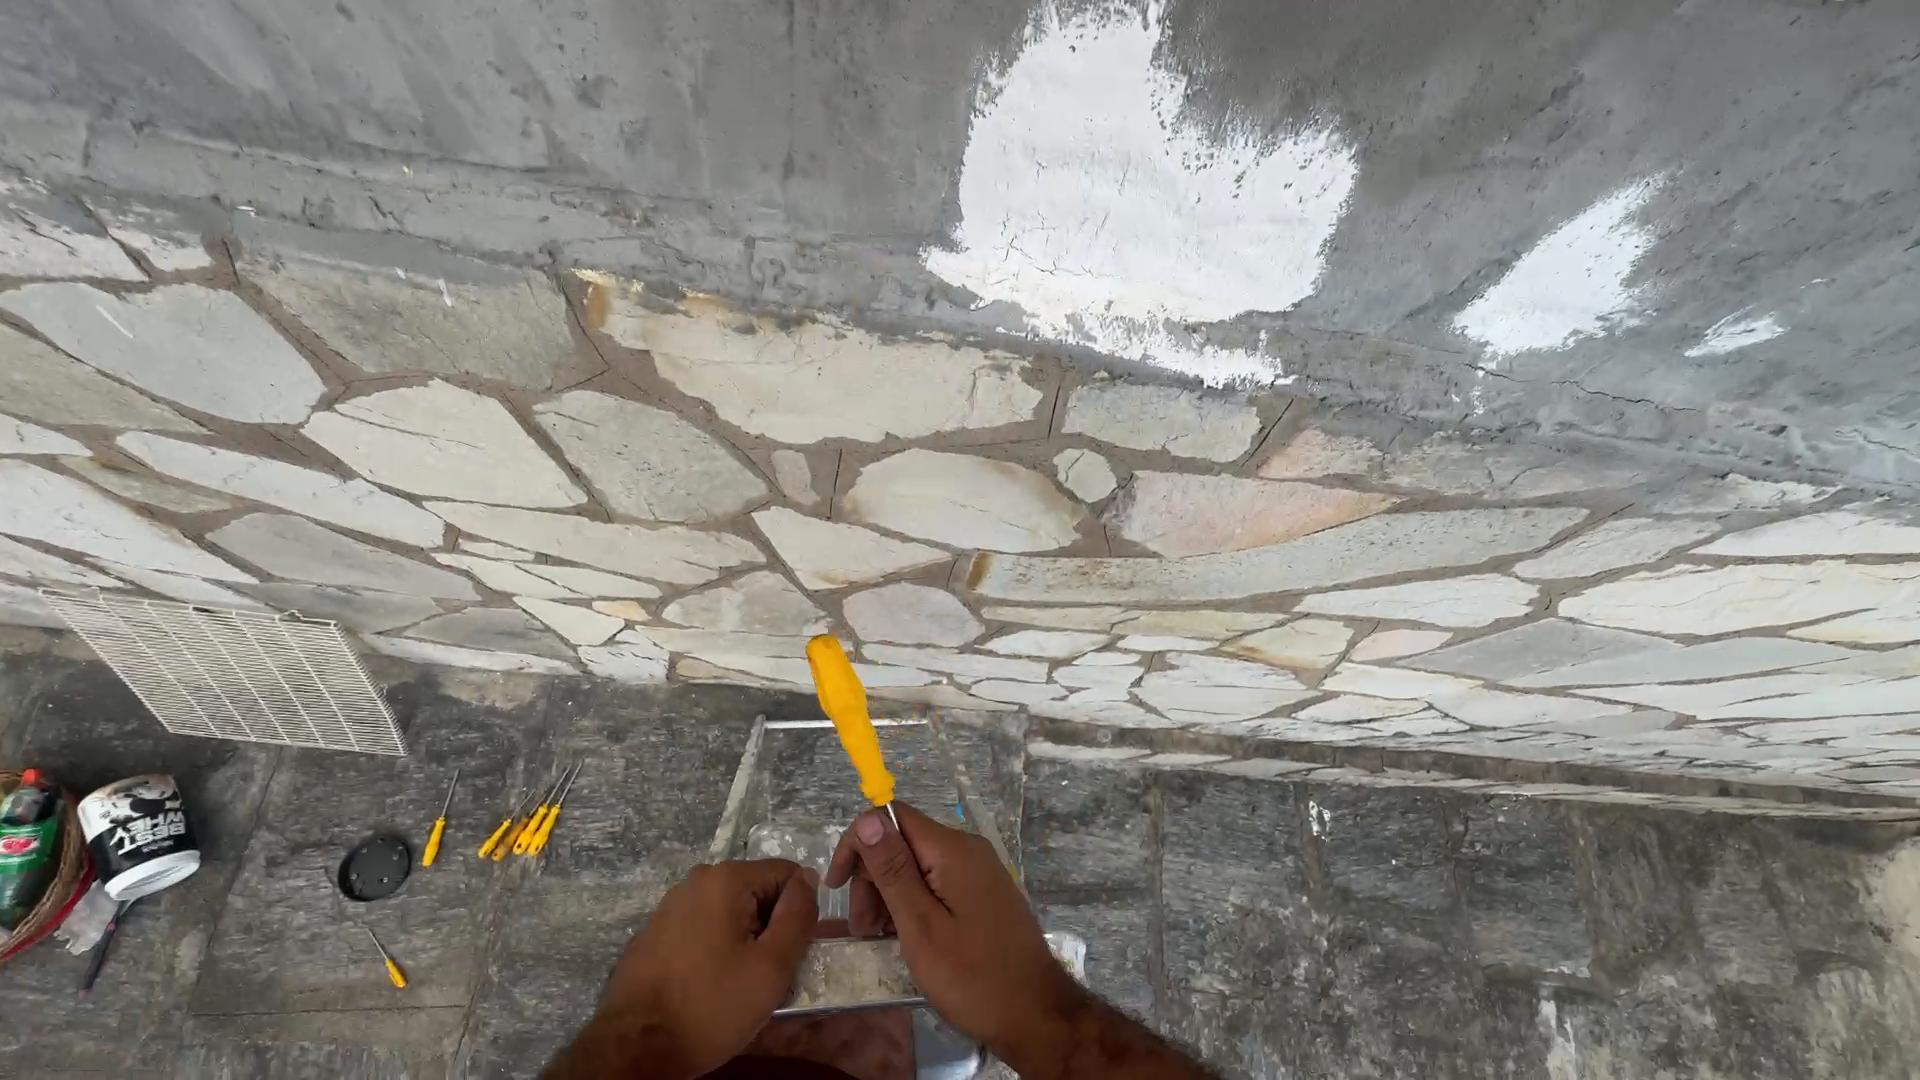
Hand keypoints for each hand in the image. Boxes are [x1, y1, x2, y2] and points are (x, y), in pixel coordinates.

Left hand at [552, 859, 817, 1078]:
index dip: (797, 912)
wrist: (632, 1051)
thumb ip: (799, 916)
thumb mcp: (771, 967)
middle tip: (763, 973)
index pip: (787, 874)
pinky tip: (706, 985)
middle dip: (768, 926)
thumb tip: (808, 879)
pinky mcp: (654, 932)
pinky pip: (702, 926)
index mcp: (726, 879)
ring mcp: (670, 905)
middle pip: (757, 891)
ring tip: (735, 983)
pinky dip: (714, 947)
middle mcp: (697, 880)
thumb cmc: (709, 1007)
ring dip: (743, 939)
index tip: (786, 953)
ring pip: (730, 911)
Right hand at [825, 803, 1084, 1062]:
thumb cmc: (973, 977)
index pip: (892, 816)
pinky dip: (912, 902)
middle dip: (872, 876)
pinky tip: (903, 935)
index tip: (839, 886)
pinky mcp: (981, 891)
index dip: (859, 842)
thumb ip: (894, 871)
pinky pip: (936, 881)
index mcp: (952, 849)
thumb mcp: (922, 927)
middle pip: (903, 840)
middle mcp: (966, 848)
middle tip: (862, 928)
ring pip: (917, 863)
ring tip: (878, 937)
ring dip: (889, 893)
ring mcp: (977, 869)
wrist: (1036, 1014)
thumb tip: (869, 817)